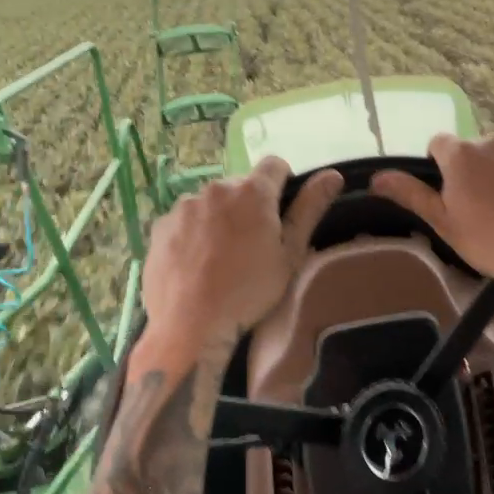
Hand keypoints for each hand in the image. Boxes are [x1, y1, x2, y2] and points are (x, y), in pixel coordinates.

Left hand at [139, 157, 342, 352]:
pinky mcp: (160, 226)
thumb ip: (309, 209)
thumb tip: (333, 175)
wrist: (189, 329)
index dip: (283, 182)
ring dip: (219, 218)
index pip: (274, 164)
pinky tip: (195, 265)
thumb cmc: (248, 292)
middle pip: (240, 186)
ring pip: (211, 203)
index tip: (281, 211)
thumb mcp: (289, 254)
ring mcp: (184, 206)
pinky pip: (185, 220)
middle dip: (249, 205)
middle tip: (252, 245)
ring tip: (220, 258)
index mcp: (252, 191)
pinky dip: (193, 233)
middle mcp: (215, 188)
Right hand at [370, 134, 493, 300]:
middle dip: (471, 170)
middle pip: (472, 150)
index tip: (448, 194)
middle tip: (477, 208)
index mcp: (461, 154)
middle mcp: (492, 141)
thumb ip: (410, 193)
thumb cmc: (487, 241)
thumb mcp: (442, 222)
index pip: (438, 144)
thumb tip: (377, 177)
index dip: (439, 166)